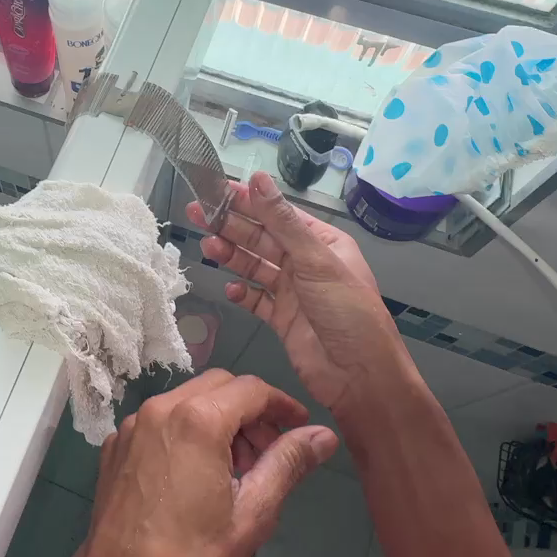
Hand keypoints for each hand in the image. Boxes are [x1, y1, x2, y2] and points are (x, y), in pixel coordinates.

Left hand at [0, 370, 336, 556]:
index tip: (300, 429)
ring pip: (186, 400)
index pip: (251, 389)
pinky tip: (193, 479)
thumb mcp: (252, 513)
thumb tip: (324, 434)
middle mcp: (159, 408)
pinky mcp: (115, 445)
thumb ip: (288, 463)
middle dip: (250, 412)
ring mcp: (131, 425)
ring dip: (218, 421)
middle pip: (217, 386)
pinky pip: (160, 422)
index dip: (282, 404)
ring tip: (234, 473)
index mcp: (197, 419)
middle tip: (268, 456)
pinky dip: (185, 433)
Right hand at [188, 171, 407, 414]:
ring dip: (231, 256)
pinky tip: (230, 288)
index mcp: (322, 243)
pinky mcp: (281, 319)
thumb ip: (282, 221)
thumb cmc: (346, 312)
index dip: (247, 201)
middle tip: (197, 215)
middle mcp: (306, 263)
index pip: (278, 214)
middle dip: (231, 226)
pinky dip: (242, 293)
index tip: (215, 191)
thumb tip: (258, 179)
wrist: (359, 377)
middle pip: (261, 238)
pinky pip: (255, 299)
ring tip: (208, 248)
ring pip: (254, 267)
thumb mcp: (316, 261)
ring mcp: (293, 292)